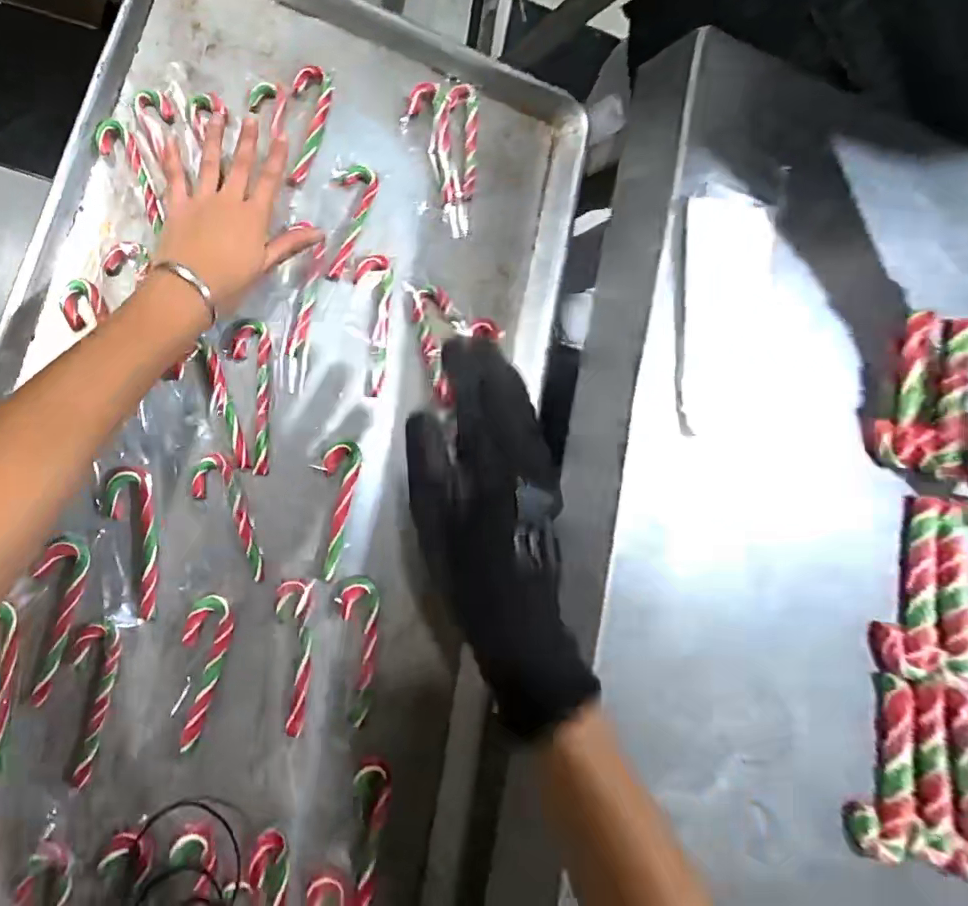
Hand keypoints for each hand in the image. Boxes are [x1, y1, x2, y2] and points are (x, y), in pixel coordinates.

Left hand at [153, 112, 321, 314]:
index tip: (280, 134)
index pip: (269, 181)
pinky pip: (175, 178)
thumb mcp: (263, 265)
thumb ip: (288, 244)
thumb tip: (319, 232)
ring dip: (213, 139)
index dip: (276, 157)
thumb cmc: (229, 282)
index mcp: (254, 216)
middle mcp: (230, 201)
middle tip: (250, 117)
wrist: (188, 288)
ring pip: (209, 164)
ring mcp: (202, 201)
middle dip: (247, 141)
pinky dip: (172, 159)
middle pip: (240, 166)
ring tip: (216, 116)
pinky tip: (170, 139)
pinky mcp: (177, 207)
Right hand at [406, 337, 598, 742]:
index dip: (465, 374)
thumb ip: (427, 466)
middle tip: (473, 341)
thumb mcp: (434, 525)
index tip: (452, 344)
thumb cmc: (468, 577)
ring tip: (490, 359)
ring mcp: (542, 476)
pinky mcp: (547, 488)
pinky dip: (518, 409)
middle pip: (511, 403)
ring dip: (508, 384)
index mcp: (495, 471)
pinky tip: (507, 403)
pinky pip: (531, 434)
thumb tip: (421, 416)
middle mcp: (526, 465)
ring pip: (527, 417)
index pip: (479, 407)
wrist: (523, 626)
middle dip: (491, 369)